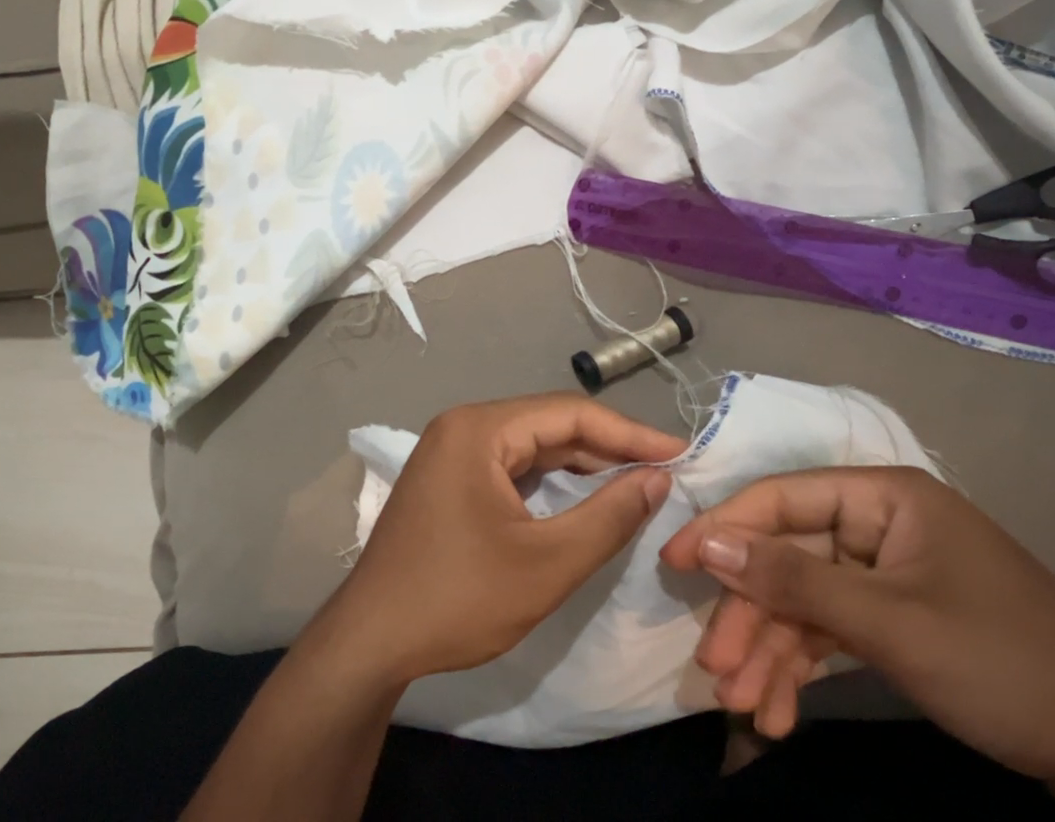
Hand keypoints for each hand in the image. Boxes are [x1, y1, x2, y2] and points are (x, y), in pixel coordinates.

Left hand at [322, 394, 682, 685]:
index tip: (682, 454)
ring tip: (638, 482)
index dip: (631, 433)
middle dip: (609, 448)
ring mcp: (449, 455)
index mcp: (478, 430)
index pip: (570, 413)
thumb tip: (658, 478)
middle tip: (666, 472)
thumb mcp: (547, 563)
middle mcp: (461, 429)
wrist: (372, 641)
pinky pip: (510, 469)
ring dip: (582, 465)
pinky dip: (551, 482)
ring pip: (531, 448)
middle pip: (549, 425)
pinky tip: (584, 498)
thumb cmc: (459, 598)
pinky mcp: (447, 483)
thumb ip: (610, 515)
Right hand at [659, 467, 1054, 775]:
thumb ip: (792, 580)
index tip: (671, 567)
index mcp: (884, 498)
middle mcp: (878, 526)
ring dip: (769, 653)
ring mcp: (884, 574)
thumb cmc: (1004, 663)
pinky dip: (800, 669)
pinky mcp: (891, 618)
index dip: (723, 530)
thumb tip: (703, 541)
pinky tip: (778, 713)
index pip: (781, 499)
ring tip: (743, 705)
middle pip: (785, 558)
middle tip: (716, 669)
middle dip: (751, 618)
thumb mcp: (890, 623)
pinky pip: (827, 631)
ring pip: (800, 601)